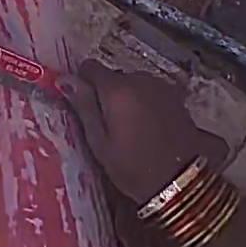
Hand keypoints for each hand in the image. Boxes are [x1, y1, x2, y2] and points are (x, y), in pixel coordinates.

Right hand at [69, 61, 226, 204]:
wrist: (180, 180)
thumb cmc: (133, 166)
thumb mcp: (100, 142)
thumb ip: (84, 106)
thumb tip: (65, 79)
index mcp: (117, 89)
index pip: (90, 67)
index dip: (83, 82)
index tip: (83, 103)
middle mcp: (140, 78)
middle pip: (113, 75)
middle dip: (106, 93)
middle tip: (107, 125)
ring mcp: (160, 85)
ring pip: (133, 82)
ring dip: (127, 97)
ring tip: (129, 128)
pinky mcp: (175, 95)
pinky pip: (150, 90)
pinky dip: (144, 101)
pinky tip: (147, 126)